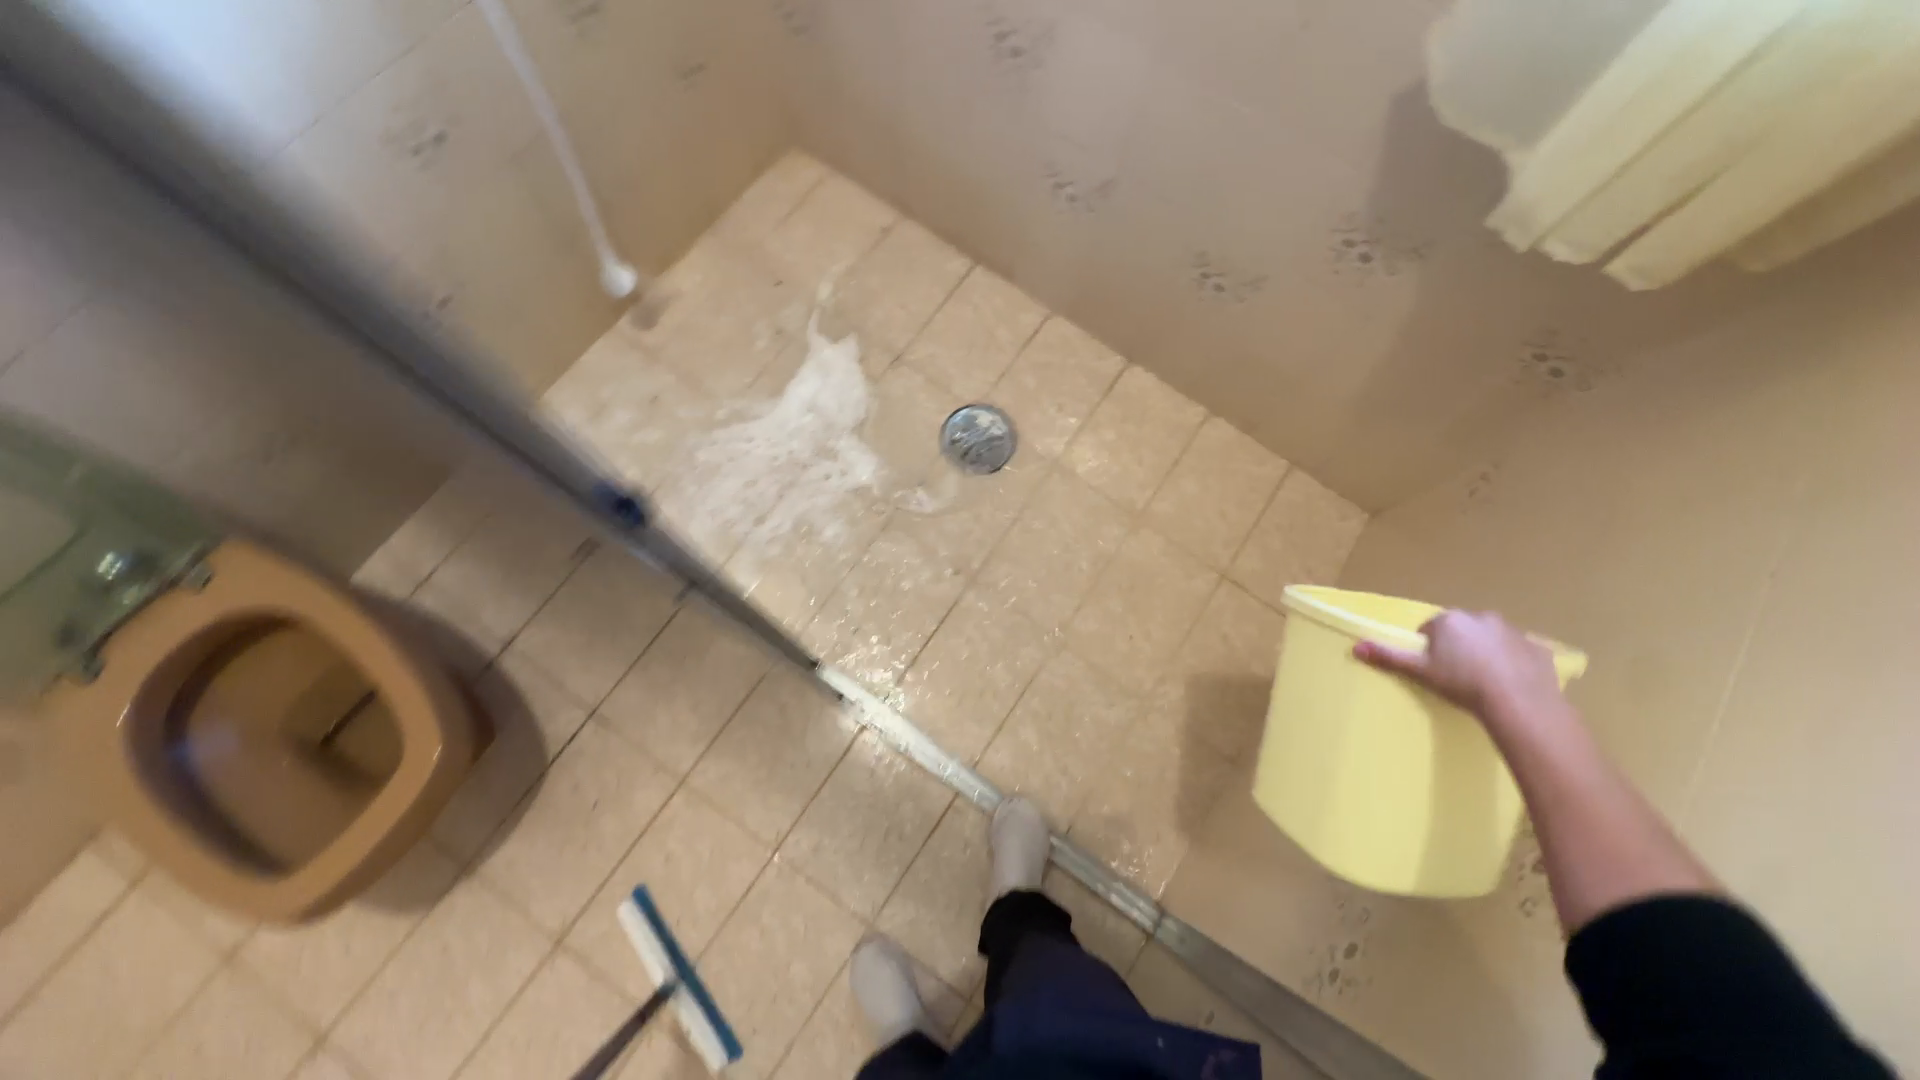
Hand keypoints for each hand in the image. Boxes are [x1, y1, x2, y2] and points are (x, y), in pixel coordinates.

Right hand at [1353, 610, 1567, 728]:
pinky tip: (1510, 683)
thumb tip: (1355, 647)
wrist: (1518, 701)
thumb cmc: (1461, 683)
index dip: (1430, 649)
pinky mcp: (1538, 647)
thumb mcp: (1420, 672)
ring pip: (1491, 639)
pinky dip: (1513, 663)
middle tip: (1457, 676)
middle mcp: (1481, 617)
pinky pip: (1519, 652)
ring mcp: (1513, 631)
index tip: (1434, 669)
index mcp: (1450, 620)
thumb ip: (1389, 657)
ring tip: (1485, 682)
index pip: (1431, 629)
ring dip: (1486, 653)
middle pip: (1462, 631)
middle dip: (1459, 648)